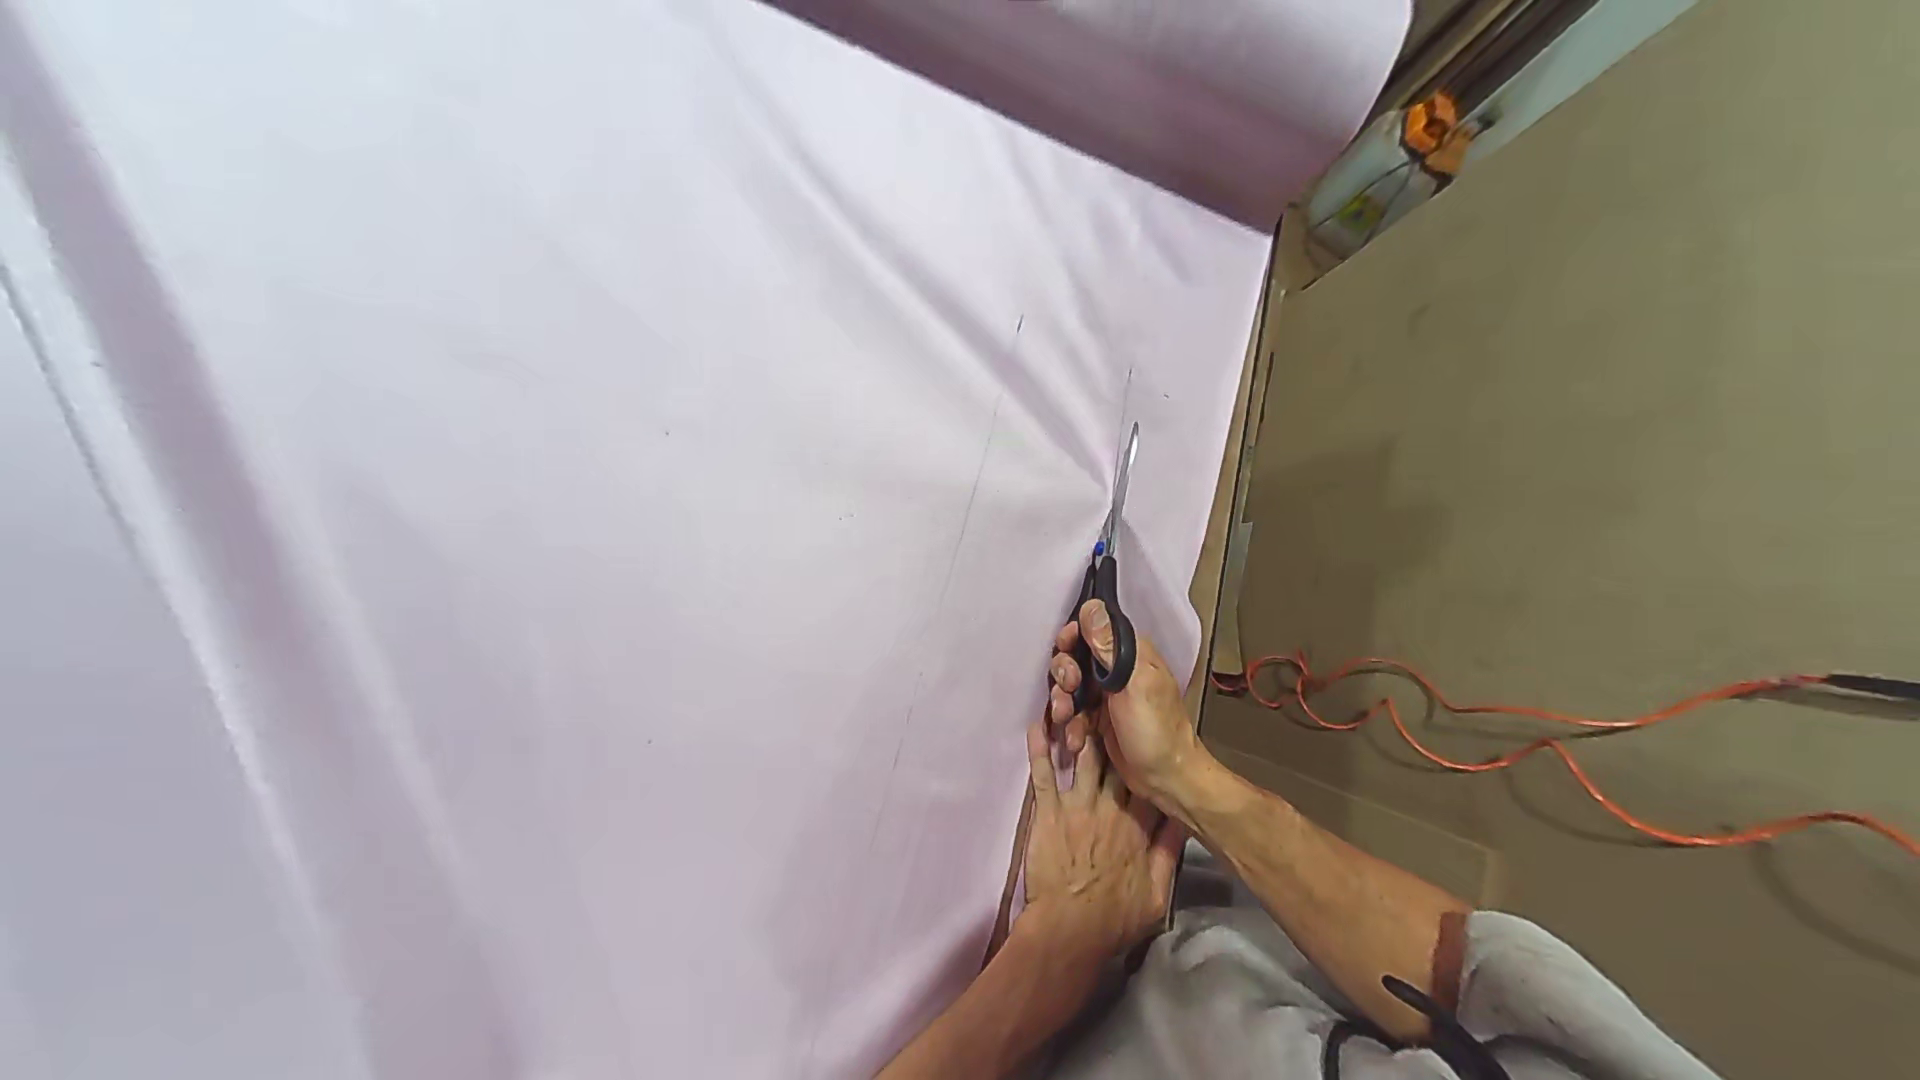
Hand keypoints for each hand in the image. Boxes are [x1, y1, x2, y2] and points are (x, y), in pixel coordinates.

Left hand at [1019, 720, 1180, 966]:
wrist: (1069, 930)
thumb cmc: (1115, 917)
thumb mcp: (1158, 892)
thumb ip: (1171, 853)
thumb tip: (1186, 820)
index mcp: (1137, 825)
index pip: (1147, 781)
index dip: (1147, 754)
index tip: (1147, 728)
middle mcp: (1110, 807)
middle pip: (1116, 761)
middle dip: (1116, 730)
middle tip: (1114, 699)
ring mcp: (1077, 806)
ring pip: (1083, 758)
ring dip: (1082, 728)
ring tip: (1081, 697)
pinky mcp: (1049, 811)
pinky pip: (1044, 773)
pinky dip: (1040, 748)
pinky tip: (1038, 722)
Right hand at [1047, 600, 1199, 808]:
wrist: (1165, 780)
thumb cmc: (1156, 730)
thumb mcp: (1134, 683)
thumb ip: (1110, 647)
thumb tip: (1092, 606)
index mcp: (1131, 653)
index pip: (1093, 629)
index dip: (1073, 638)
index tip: (1066, 650)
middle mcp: (1117, 669)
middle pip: (1074, 657)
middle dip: (1064, 674)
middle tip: (1069, 690)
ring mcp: (1106, 694)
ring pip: (1069, 686)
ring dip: (1062, 702)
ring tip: (1067, 719)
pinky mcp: (1098, 718)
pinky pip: (1073, 712)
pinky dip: (1070, 725)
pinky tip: (1076, 740)